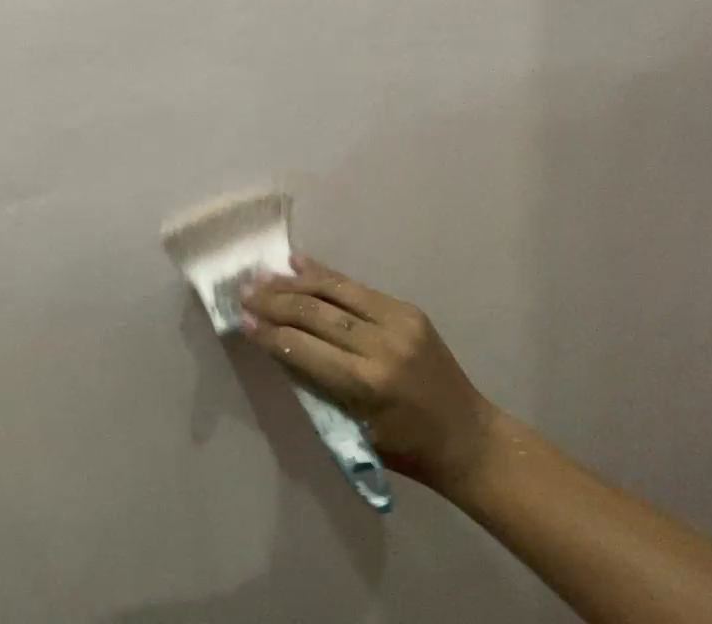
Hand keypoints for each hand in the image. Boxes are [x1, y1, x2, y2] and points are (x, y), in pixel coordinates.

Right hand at [240, 257, 497, 491]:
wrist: (470, 439)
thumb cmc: (406, 448)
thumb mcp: (354, 429)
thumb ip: (317, 385)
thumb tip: (278, 346)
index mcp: (369, 384)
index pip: (305, 349)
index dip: (270, 334)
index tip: (241, 322)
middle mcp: (384, 346)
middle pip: (316, 313)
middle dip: (274, 302)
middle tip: (243, 294)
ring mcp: (400, 322)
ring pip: (335, 291)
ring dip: (293, 283)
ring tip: (261, 277)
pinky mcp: (408, 310)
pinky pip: (357, 288)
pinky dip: (324, 275)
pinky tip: (297, 264)